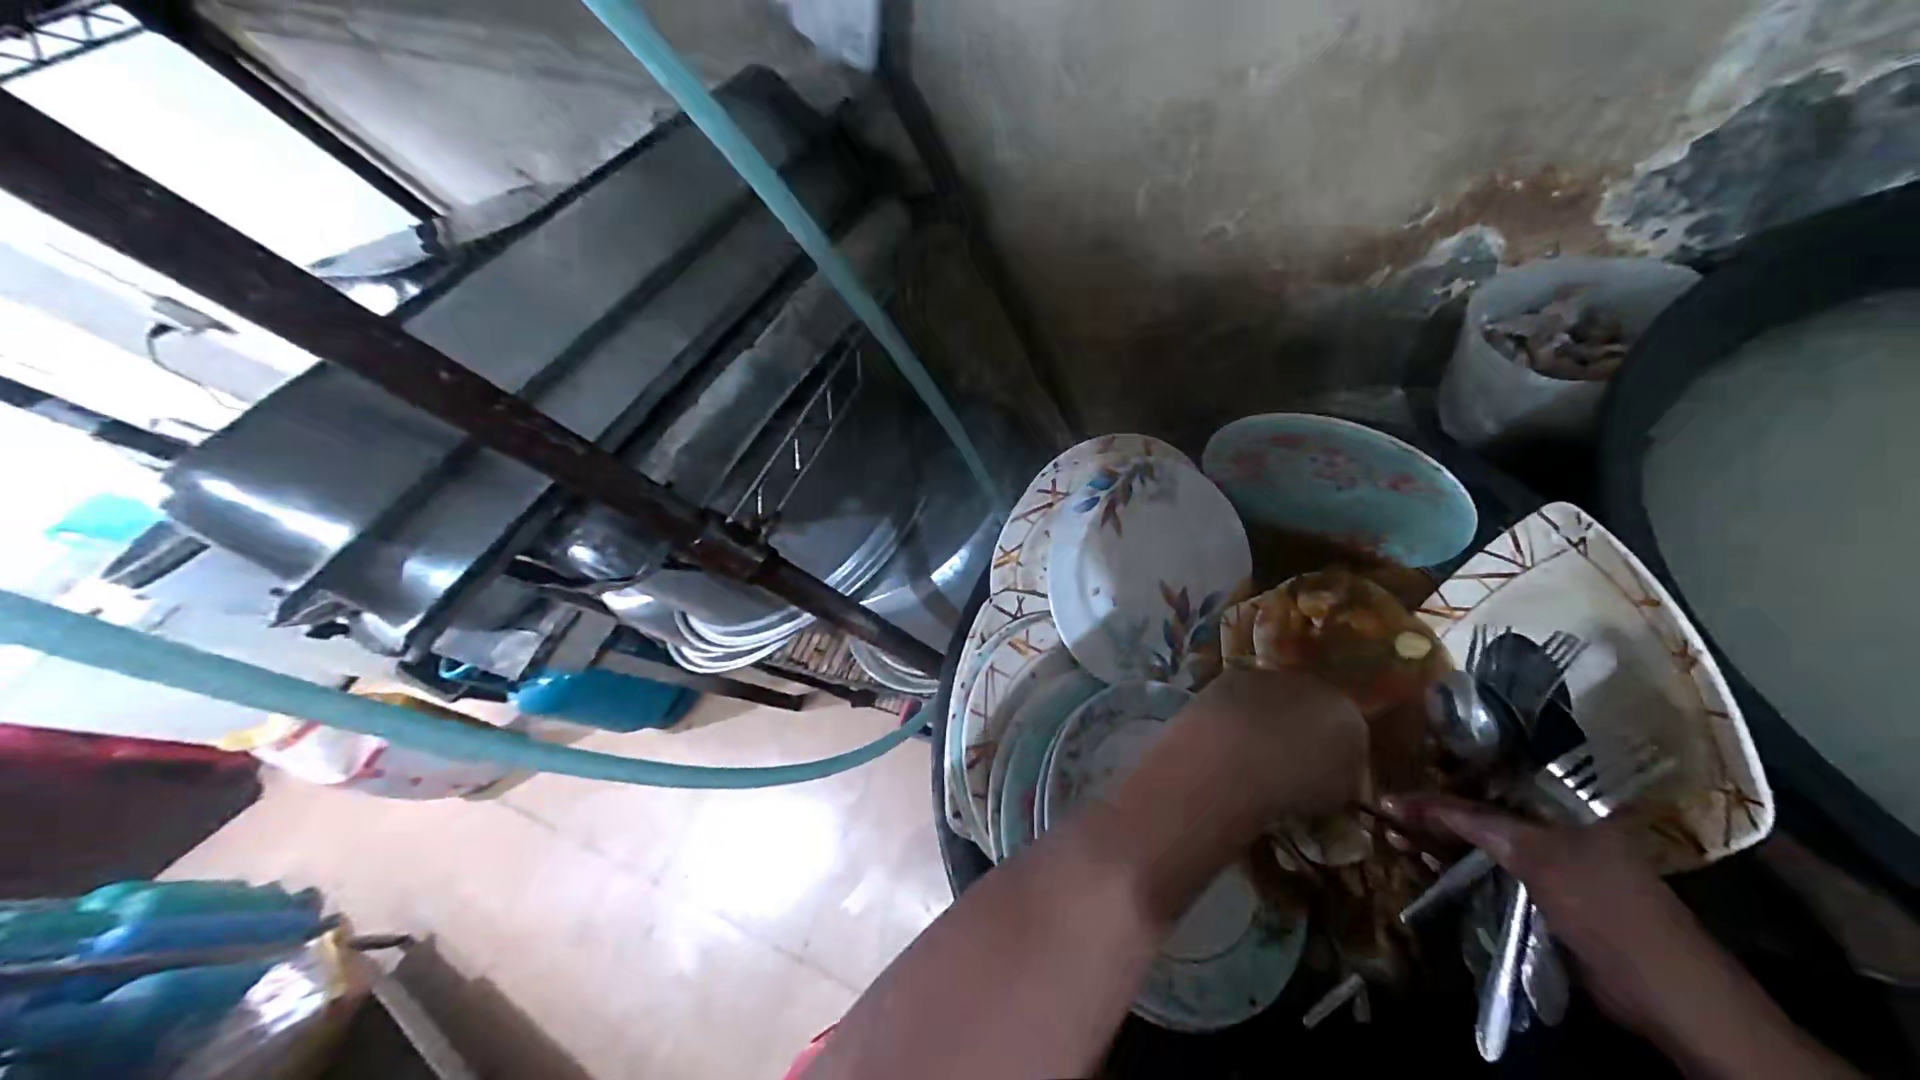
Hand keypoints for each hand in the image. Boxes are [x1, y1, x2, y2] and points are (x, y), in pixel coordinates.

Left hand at [1162, 667, 1369, 824]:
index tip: (1318, 770)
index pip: (1348, 731)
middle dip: (1299, 726)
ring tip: (1247, 748)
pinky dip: (1234, 710)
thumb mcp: (1336, 796)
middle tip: (1282, 757)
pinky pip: (1239, 695)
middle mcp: (1313, 686)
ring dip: (1264, 716)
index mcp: (1349, 716)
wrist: (1236, 758)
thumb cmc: (1295, 784)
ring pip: (1272, 697)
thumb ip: (1342, 777)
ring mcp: (1269, 677)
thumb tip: (1334, 774)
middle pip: (1310, 706)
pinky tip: (1222, 734)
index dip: (1333, 751)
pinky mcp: (1231, 676)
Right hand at [1384, 793, 1691, 1030]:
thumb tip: (1405, 801)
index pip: (1488, 782)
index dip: (1441, 786)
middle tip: (1389, 816)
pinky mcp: (1541, 894)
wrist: (1660, 989)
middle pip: (1479, 810)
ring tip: (1394, 839)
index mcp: (1565, 805)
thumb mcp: (1533, 854)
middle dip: (1433, 814)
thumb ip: (1471, 821)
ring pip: (1479, 842)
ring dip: (1437, 841)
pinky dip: (1455, 867)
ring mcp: (1548, 862)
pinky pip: (1488, 870)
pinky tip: (1424, 863)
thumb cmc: (1602, 905)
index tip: (1395, 796)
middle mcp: (1555, 827)